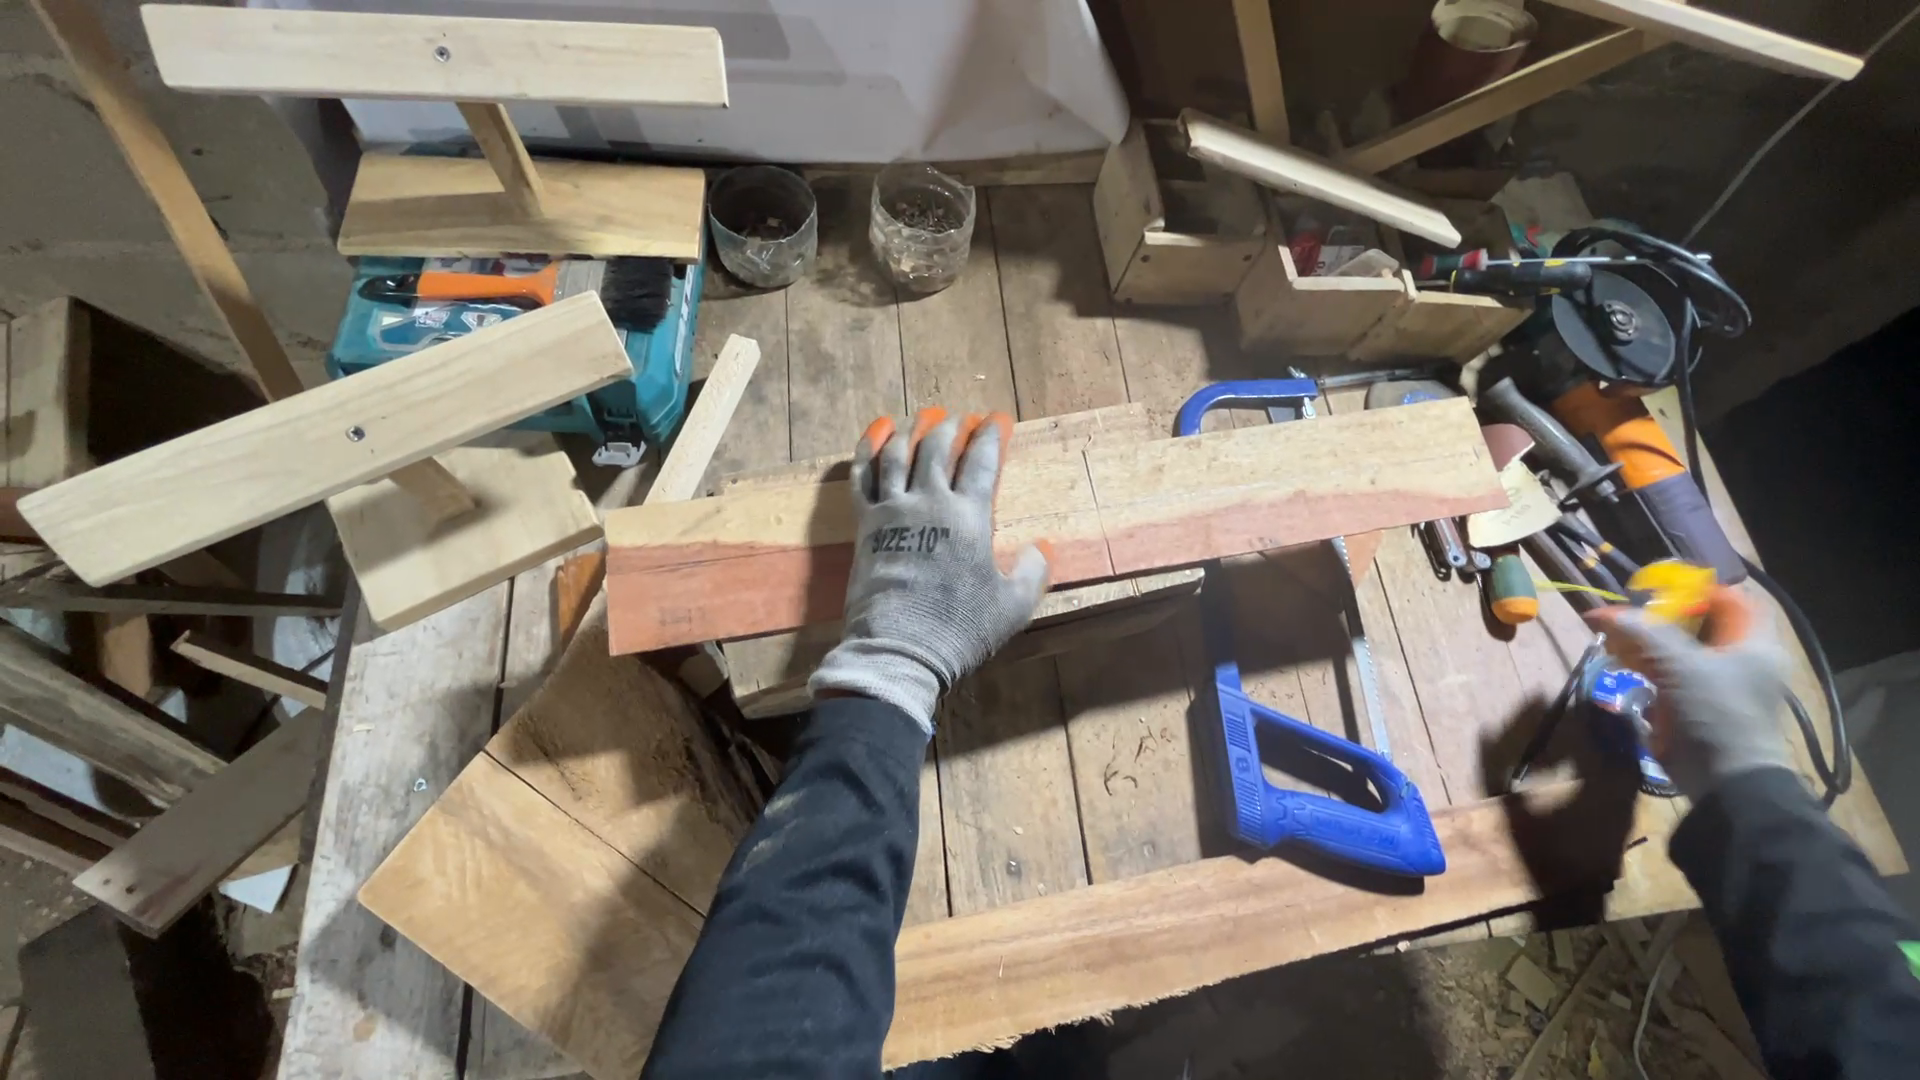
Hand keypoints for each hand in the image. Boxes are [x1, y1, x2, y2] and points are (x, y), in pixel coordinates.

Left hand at [808, 408, 1050, 732]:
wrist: (900, 649)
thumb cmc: (960, 627)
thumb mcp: (1012, 606)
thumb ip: (1032, 571)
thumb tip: (1043, 545)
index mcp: (969, 517)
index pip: (982, 463)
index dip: (991, 437)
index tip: (997, 420)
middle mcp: (930, 503)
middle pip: (937, 450)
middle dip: (950, 428)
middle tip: (957, 418)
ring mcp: (892, 511)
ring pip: (899, 456)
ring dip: (910, 432)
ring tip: (918, 419)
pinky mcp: (865, 525)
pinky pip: (862, 479)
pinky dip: (867, 453)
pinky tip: (873, 437)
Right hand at [1585, 587, 1792, 799]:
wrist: (1722, 776)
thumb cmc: (1714, 711)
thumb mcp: (1678, 662)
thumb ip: (1640, 631)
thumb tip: (1599, 612)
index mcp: (1754, 645)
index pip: (1731, 600)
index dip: (1695, 588)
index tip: (1653, 587)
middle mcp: (1740, 660)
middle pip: (1697, 624)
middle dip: (1658, 617)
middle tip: (1626, 614)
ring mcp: (1717, 683)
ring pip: (1677, 649)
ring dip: (1644, 642)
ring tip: (1614, 639)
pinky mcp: (1694, 703)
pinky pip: (1666, 673)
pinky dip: (1643, 666)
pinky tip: (1620, 665)